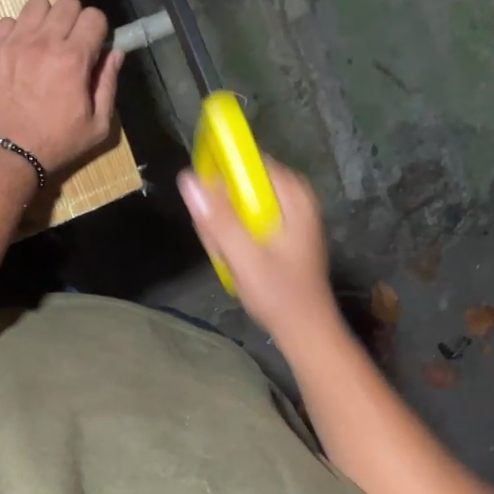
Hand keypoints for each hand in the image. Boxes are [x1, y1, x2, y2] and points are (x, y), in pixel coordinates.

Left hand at [0, 0, 123, 173]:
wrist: (8, 154)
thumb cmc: (56, 143)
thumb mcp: (97, 125)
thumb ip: (108, 84)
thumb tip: (116, 53)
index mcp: (73, 59)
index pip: (94, 16)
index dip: (97, 31)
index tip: (92, 48)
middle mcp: (44, 42)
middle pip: (67, 3)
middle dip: (74, 21)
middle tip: (69, 45)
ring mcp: (14, 43)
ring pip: (36, 5)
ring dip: (45, 19)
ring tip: (43, 43)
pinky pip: (7, 21)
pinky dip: (17, 31)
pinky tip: (20, 52)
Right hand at [178, 157, 340, 347]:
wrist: (305, 330)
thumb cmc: (279, 294)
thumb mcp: (244, 257)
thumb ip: (218, 219)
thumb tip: (188, 179)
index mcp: (295, 197)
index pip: (252, 163)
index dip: (223, 174)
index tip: (206, 200)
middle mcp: (297, 200)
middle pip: (246, 185)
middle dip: (224, 208)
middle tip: (219, 240)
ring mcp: (292, 217)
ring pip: (245, 205)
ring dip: (228, 226)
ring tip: (229, 256)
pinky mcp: (285, 233)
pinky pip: (251, 221)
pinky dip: (237, 236)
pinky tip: (235, 260)